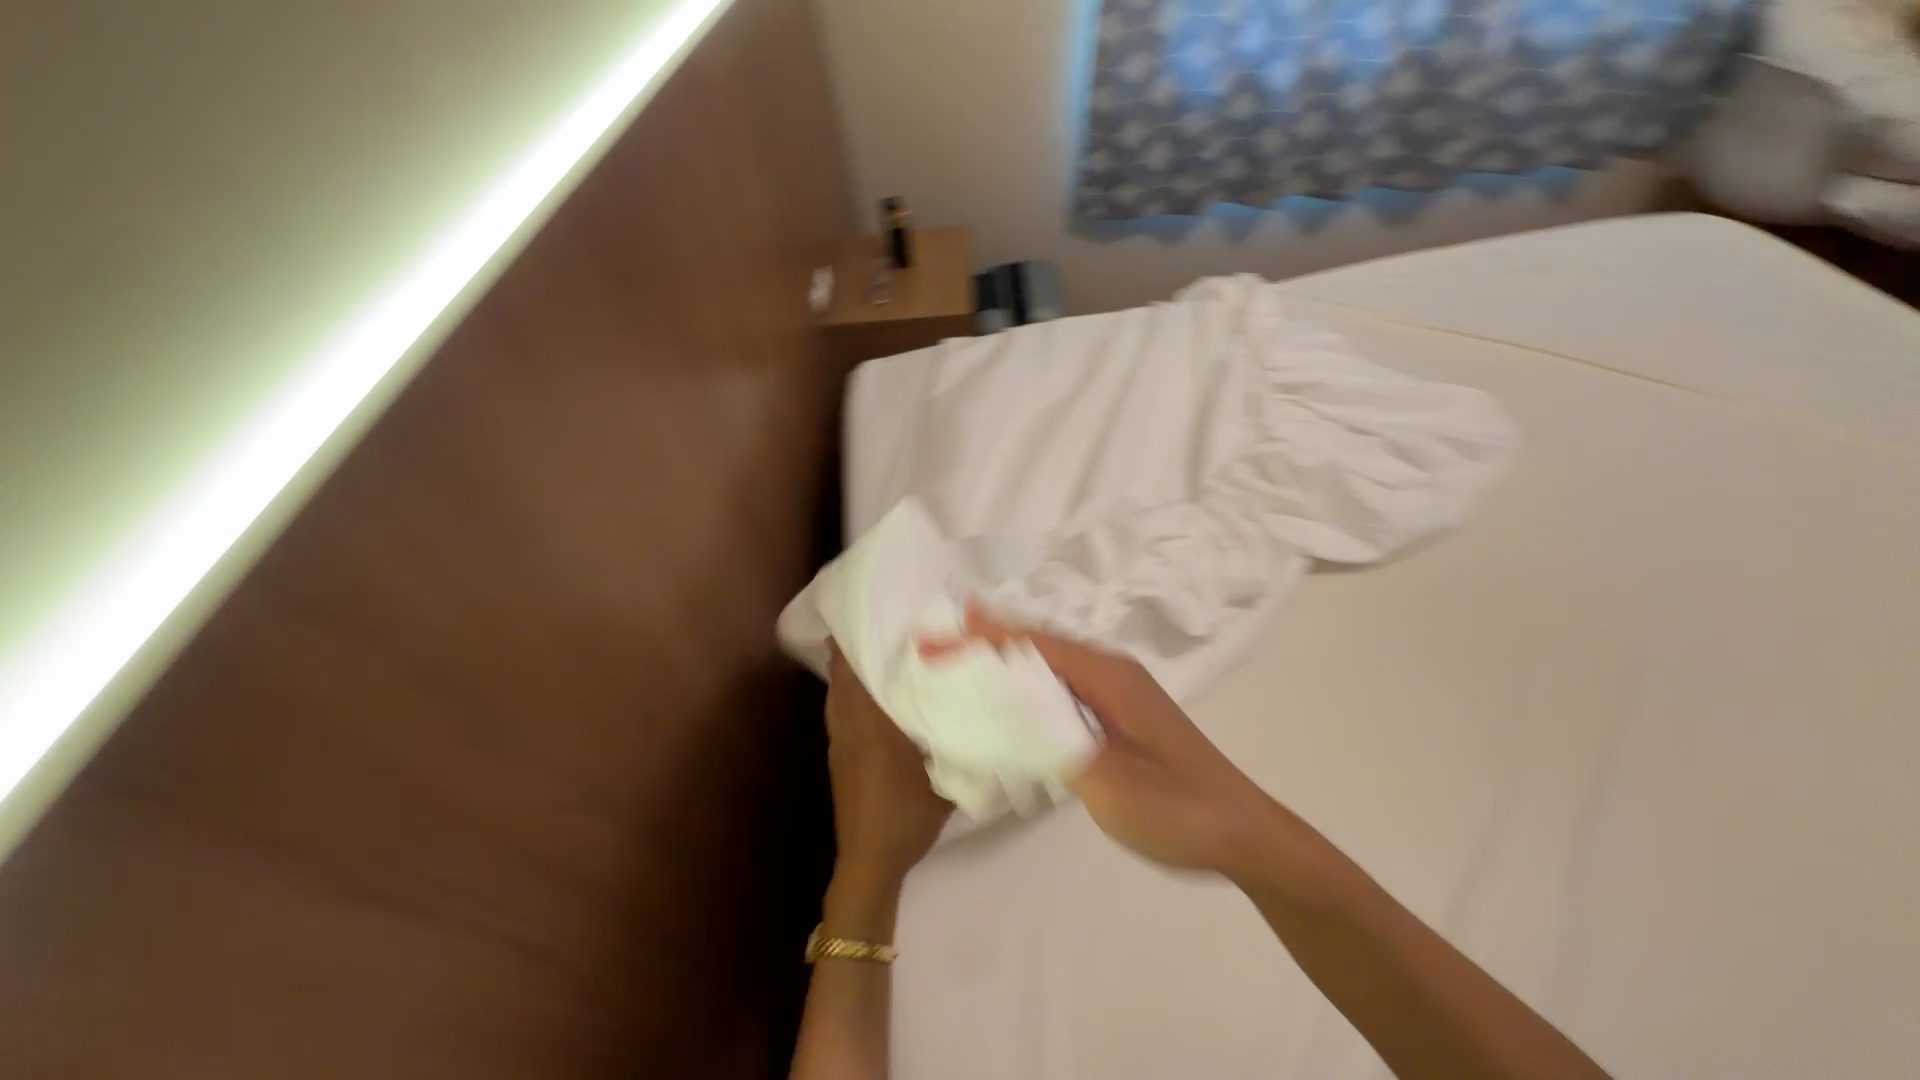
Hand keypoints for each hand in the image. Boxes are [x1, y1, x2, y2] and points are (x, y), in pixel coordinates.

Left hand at [824, 644, 953, 888]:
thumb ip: (955, 744)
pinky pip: (838, 713)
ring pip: (837, 697)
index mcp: (873, 727)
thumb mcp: (942, 781)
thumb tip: (973, 713)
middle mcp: (849, 728)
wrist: (869, 861)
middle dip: (850, 650)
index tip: (869, 615)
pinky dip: (847, 696)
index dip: (855, 643)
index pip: (855, 674)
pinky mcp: (837, 759)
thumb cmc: (906, 818)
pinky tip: (868, 698)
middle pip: (841, 678)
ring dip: (847, 673)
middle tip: (874, 626)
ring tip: (869, 653)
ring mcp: (838, 745)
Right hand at [921, 604, 1291, 878]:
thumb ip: (1056, 742)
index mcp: (1110, 678)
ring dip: (1005, 660)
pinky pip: (1062, 688)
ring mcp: (1118, 694)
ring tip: (959, 658)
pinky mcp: (1119, 717)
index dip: (982, 639)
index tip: (935, 637)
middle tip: (936, 643)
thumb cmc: (1178, 810)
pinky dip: (1027, 686)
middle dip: (986, 641)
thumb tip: (1005, 709)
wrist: (1243, 835)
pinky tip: (1007, 699)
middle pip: (1039, 645)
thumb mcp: (1109, 782)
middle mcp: (1112, 673)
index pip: (1033, 645)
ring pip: (1050, 665)